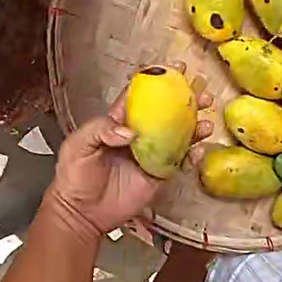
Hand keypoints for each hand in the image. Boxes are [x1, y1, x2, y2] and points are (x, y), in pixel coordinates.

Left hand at [45, 72, 211, 238]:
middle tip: (203, 92)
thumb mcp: (79, 145)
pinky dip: (193, 155)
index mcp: (119, 122)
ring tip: (207, 122)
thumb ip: (101, 131)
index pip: (140, 96)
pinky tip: (200, 150)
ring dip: (195, 126)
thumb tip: (132, 132)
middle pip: (166, 113)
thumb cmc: (74, 175)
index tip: (177, 69)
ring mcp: (150, 156)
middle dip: (186, 100)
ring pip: (179, 136)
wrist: (81, 212)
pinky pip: (179, 163)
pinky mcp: (158, 176)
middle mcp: (138, 135)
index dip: (158, 80)